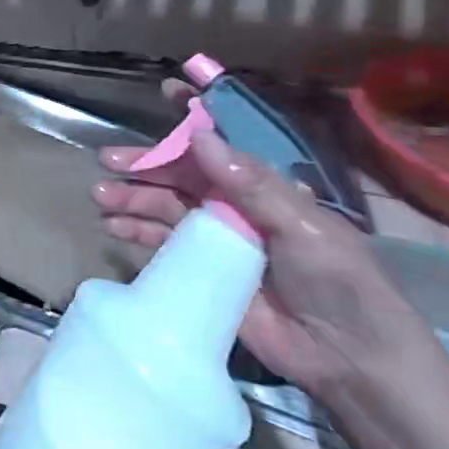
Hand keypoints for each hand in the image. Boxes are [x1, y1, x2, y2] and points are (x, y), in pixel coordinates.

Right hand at [93, 82, 437, 402]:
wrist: (349, 359)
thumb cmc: (338, 279)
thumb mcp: (301, 224)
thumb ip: (250, 182)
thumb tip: (200, 136)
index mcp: (264, 183)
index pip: (224, 140)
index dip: (197, 113)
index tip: (167, 89)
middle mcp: (236, 203)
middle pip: (183, 173)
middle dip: (147, 163)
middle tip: (108, 159)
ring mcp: (217, 238)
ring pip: (167, 206)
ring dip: (134, 197)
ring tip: (100, 196)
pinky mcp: (202, 273)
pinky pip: (163, 244)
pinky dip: (137, 233)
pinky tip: (113, 227)